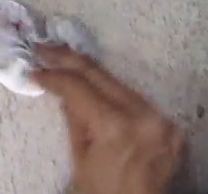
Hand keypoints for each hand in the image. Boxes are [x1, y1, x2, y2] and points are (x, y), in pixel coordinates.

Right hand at [34, 45, 184, 193]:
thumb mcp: (80, 160)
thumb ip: (73, 115)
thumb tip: (61, 84)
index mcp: (116, 127)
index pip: (79, 86)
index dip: (54, 74)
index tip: (34, 67)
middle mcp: (143, 115)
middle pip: (101, 75)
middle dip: (70, 60)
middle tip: (45, 49)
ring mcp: (162, 120)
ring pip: (119, 84)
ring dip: (92, 74)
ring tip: (67, 62)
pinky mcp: (172, 128)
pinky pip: (137, 102)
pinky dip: (116, 95)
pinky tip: (97, 88)